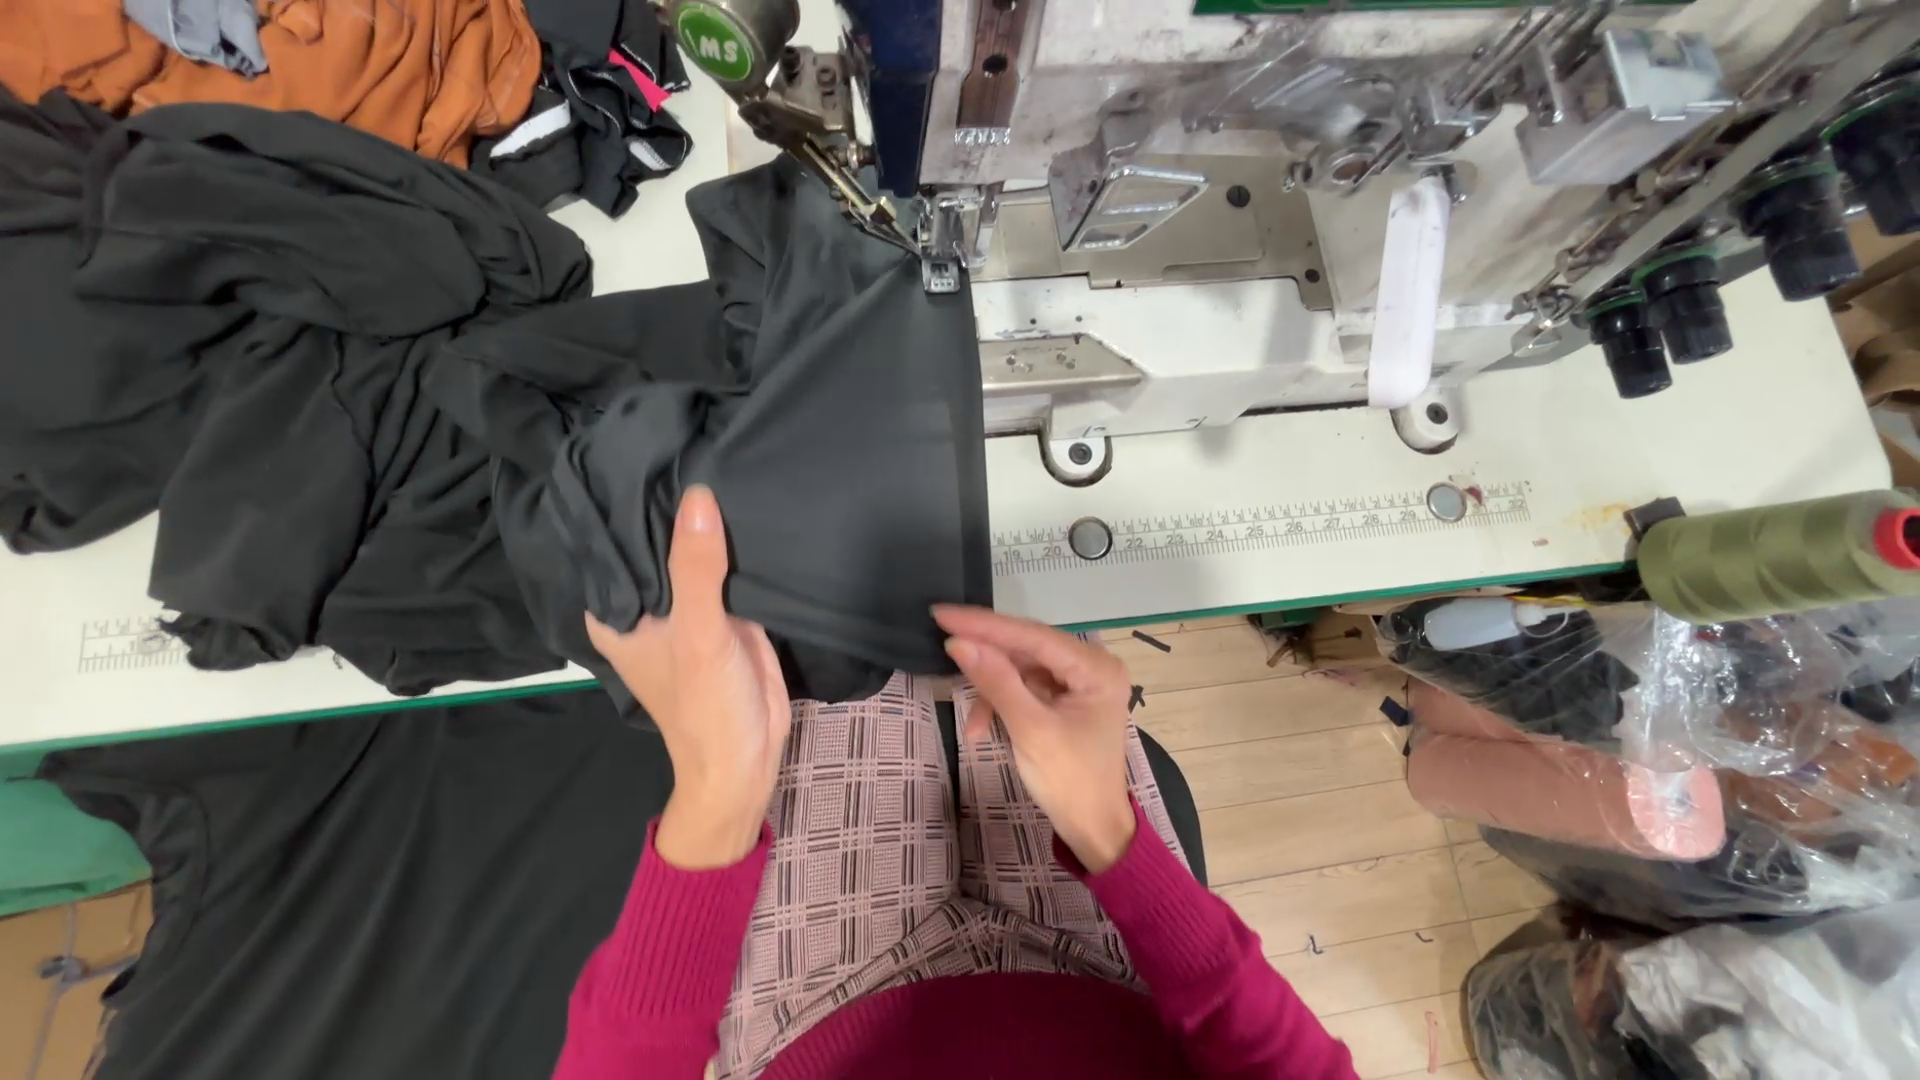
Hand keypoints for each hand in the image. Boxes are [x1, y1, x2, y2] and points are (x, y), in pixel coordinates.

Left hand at [587, 485, 790, 868]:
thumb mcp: (699, 634)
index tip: (656, 448)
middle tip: (700, 441)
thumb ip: (697, 569)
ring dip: (712, 524)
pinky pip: (730, 571)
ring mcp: (691, 609)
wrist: (749, 757)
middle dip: (678, 506)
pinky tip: (754, 506)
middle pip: (661, 543)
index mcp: (619, 609)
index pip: (621, 542)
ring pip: (698, 554)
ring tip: (728, 460)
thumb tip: (698, 496)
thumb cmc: (705, 704)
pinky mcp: (729, 615)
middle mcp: (650, 604)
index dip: (636, 501)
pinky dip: (740, 547)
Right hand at [933, 605, 1137, 871]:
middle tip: (941, 639)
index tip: (943, 614)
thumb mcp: (1030, 731)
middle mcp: (1091, 665)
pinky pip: (1024, 685)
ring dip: (991, 688)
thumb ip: (996, 682)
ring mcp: (1078, 681)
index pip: (1032, 635)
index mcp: (1096, 668)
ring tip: (969, 719)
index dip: (985, 625)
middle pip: (1027, 646)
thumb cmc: (1070, 782)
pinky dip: (1001, 702)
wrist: (1094, 830)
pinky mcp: (1065, 697)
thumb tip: (958, 643)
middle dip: (985, 652)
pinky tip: (980, 728)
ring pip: (1021, 666)